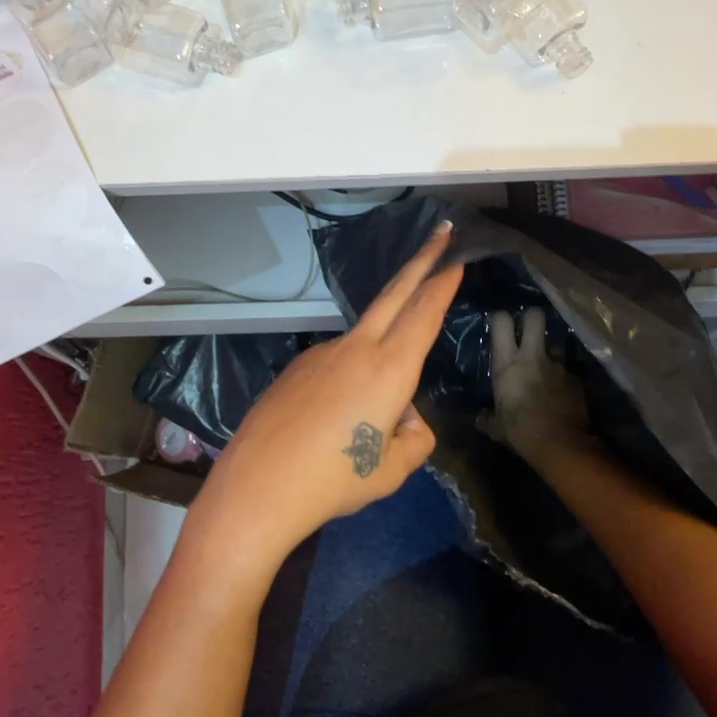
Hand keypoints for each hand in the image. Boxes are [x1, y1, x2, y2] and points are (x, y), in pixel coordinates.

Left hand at [190, 222, 463, 565]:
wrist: (260, 485)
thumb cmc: (335, 480)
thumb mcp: (393, 470)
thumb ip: (414, 436)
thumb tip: (403, 416)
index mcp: (390, 369)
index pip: (424, 312)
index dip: (443, 283)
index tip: (456, 257)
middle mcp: (357, 349)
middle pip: (396, 292)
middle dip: (422, 259)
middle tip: (441, 231)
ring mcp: (322, 353)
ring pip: (366, 339)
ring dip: (384, 352)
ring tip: (367, 427)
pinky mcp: (298, 366)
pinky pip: (337, 363)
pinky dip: (350, 380)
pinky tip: (332, 426)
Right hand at [482, 308, 593, 464]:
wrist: (561, 445)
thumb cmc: (521, 432)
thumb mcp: (496, 427)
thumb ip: (487, 417)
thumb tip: (480, 418)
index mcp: (507, 364)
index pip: (501, 321)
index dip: (500, 318)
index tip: (499, 325)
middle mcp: (533, 356)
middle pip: (535, 316)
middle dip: (531, 317)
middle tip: (527, 329)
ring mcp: (558, 365)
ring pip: (554, 343)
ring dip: (548, 352)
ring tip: (544, 369)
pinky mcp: (576, 378)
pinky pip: (566, 370)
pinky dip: (561, 378)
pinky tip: (559, 393)